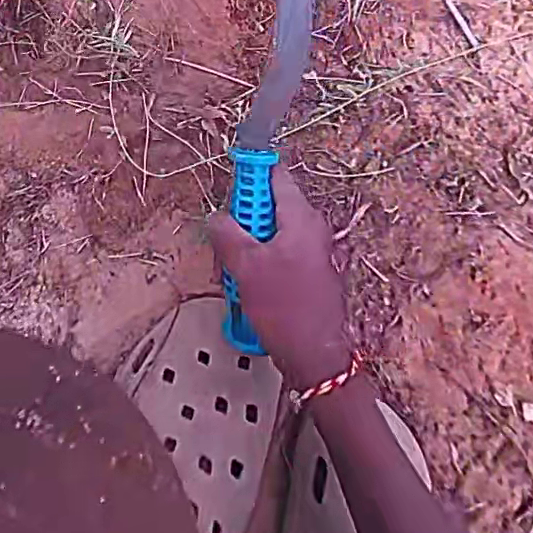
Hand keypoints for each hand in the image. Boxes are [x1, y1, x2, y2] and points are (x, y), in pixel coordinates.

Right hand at [207, 166, 351, 386]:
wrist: (315, 358)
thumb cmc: (283, 306)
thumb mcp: (244, 265)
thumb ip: (226, 231)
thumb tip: (217, 216)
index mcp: (301, 217)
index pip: (275, 174)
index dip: (249, 174)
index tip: (228, 189)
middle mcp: (311, 227)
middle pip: (269, 203)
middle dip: (243, 216)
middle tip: (226, 237)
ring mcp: (312, 249)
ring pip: (269, 229)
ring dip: (247, 241)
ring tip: (234, 266)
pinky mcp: (308, 269)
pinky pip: (277, 249)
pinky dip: (259, 258)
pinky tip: (247, 282)